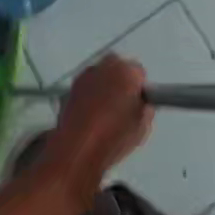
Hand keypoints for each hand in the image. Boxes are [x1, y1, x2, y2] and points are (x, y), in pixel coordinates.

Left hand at [39, 55, 153, 195]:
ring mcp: (85, 75)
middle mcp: (105, 66)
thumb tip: (139, 103)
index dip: (139, 88)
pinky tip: (89, 114)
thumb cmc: (115, 137)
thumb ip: (144, 107)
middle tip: (123, 105)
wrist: (78, 148)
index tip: (138, 103)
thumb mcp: (143, 127)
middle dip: (121, 80)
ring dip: (103, 85)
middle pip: (117, 66)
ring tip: (104, 111)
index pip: (139, 72)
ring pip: (100, 74)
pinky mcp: (70, 87)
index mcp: (127, 72)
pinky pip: (86, 85)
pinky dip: (89, 94)